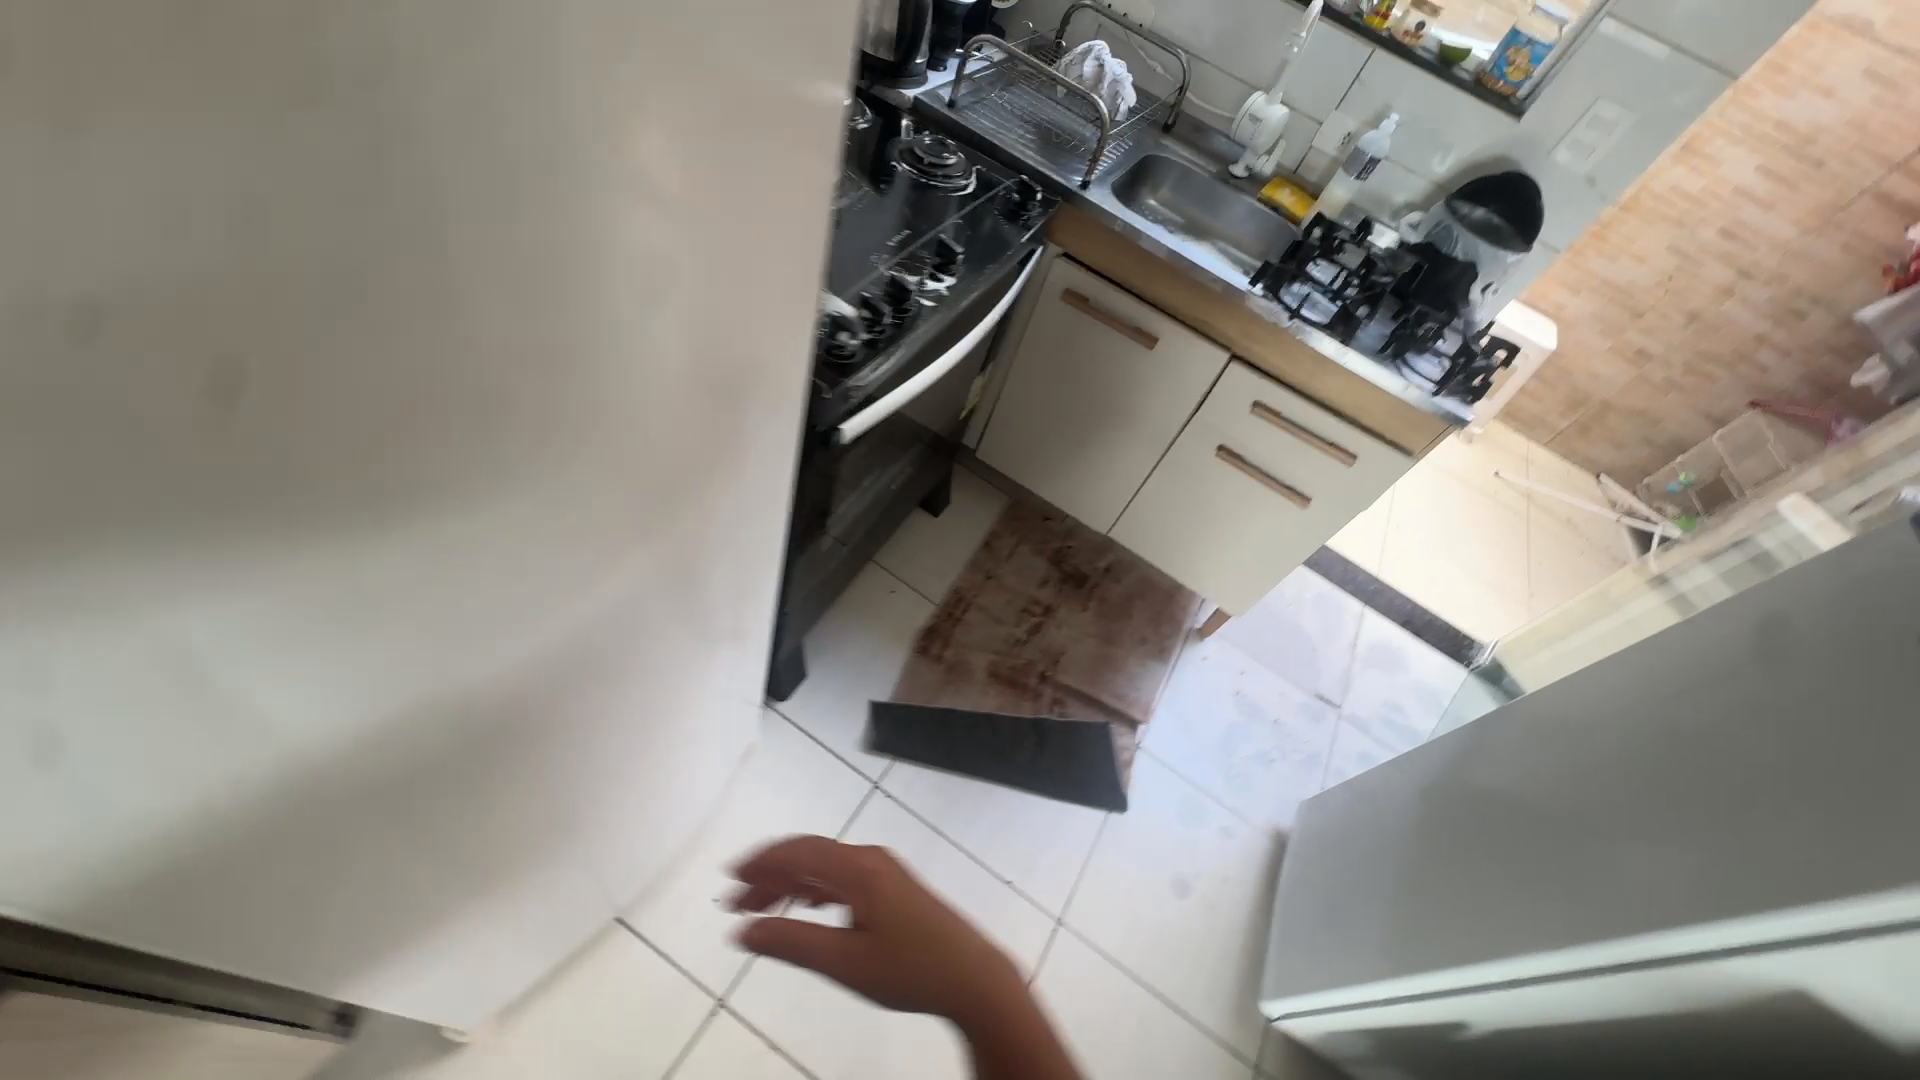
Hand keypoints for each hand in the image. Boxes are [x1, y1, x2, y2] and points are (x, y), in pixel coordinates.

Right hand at [727, 835, 1026, 1027]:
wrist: (972, 976)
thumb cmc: (909, 969)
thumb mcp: (845, 962)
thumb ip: (792, 943)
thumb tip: (744, 930)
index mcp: (858, 869)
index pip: (799, 852)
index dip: (761, 862)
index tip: (728, 879)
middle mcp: (870, 860)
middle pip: (809, 856)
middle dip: (770, 874)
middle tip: (734, 902)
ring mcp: (884, 871)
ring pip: (825, 867)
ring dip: (790, 883)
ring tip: (760, 909)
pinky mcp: (893, 886)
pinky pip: (842, 877)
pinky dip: (815, 888)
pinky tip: (804, 905)